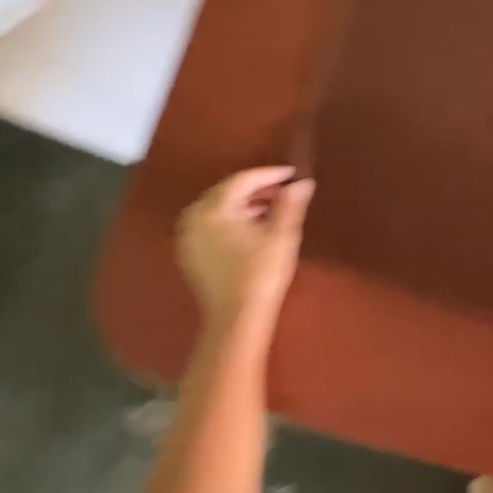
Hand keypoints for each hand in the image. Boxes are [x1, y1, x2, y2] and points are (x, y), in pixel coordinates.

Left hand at [176, 167, 315, 328]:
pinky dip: (231, 221)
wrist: (237, 318)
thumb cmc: (260, 273)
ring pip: (218, 210)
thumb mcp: (281, 235)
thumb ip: (291, 204)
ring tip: (271, 209)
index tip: (291, 174)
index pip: (241, 181)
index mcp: (212, 209)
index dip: (268, 175)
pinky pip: (212, 226)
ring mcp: (189, 238)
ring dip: (244, 205)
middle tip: (283, 191)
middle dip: (255, 189)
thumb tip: (303, 183)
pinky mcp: (192, 255)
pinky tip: (252, 229)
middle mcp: (194, 218)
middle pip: (226, 192)